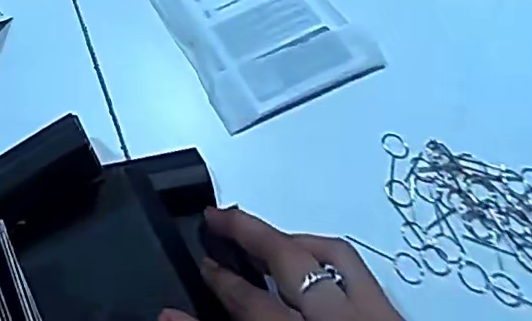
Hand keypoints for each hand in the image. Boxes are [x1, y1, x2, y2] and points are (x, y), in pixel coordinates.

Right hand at [162, 207, 404, 320]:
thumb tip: (169, 317)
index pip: (252, 306)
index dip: (219, 282)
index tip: (199, 266)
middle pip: (290, 262)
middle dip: (247, 232)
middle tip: (216, 219)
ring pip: (334, 257)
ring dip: (291, 239)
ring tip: (264, 236)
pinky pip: (362, 274)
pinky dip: (329, 260)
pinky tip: (314, 268)